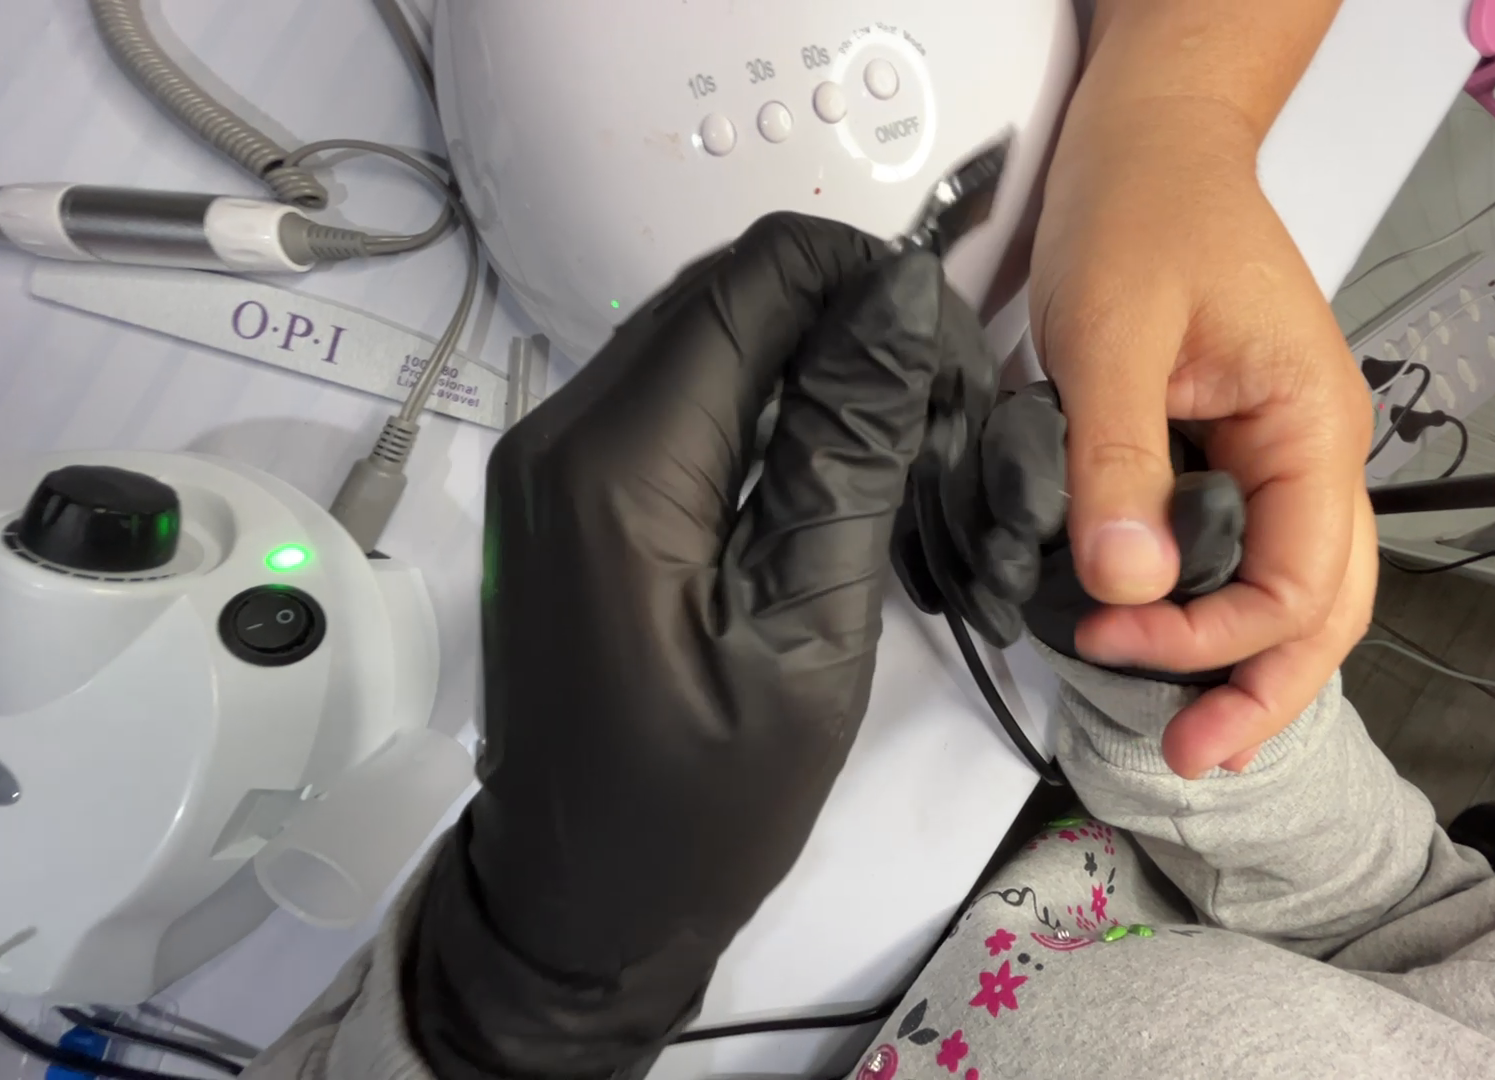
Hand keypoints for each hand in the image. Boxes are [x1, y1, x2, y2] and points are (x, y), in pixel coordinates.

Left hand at [409, 215, 984, 1075]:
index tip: (944, 353)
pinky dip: (757, 400)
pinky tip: (816, 459)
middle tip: (932, 406)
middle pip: (724, 294)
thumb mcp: (808, 635)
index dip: (862, 280)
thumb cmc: (705, 802)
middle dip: (841, 317)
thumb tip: (893, 298)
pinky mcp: (565, 489)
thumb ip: (847, 454)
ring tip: (890, 436)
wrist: (581, 898)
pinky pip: (673, 395)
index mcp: (620, 466)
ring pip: (701, 337)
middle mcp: (561, 429)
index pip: (753, 282)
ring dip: (805, 359)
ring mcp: (551, 456)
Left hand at [1030, 101, 1373, 776]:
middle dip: (1259, 686)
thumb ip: (1118, 461)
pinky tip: (1163, 631)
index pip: (1298, 582)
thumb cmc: (1138, 218)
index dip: (1213, 640)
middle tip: (1190, 754)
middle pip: (1319, 603)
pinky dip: (1204, 602)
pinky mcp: (1217, 444)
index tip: (1112, 643)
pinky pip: (1232, 545)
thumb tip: (1128, 585)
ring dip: (1237, 656)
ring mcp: (1266, 452)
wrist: (1147, 148)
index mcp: (1308, 430)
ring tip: (1186, 719)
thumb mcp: (1114, 341)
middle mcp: (1306, 453)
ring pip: (1282, 582)